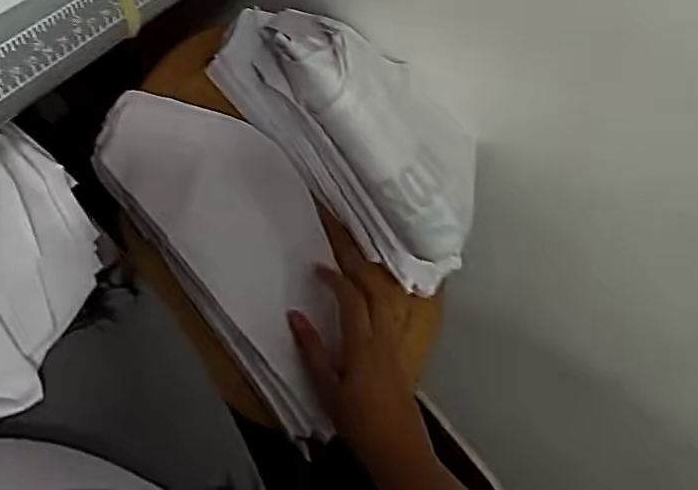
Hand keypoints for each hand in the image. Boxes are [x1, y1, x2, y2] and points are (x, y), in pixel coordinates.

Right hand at [289, 212, 458, 489]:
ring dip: (372, 275)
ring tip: (357, 257)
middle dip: (358, 262)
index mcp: (363, 345)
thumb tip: (294, 314)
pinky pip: (394, 313)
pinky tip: (375, 292)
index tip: (317, 266)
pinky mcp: (403, 356)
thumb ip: (312, 350)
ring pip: (389, 299)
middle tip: (340, 241)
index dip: (335, 277)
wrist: (402, 456)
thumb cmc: (361, 424)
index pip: (351, 298)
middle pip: (375, 290)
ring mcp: (397, 346)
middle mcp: (384, 339)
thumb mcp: (327, 389)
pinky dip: (382, 294)